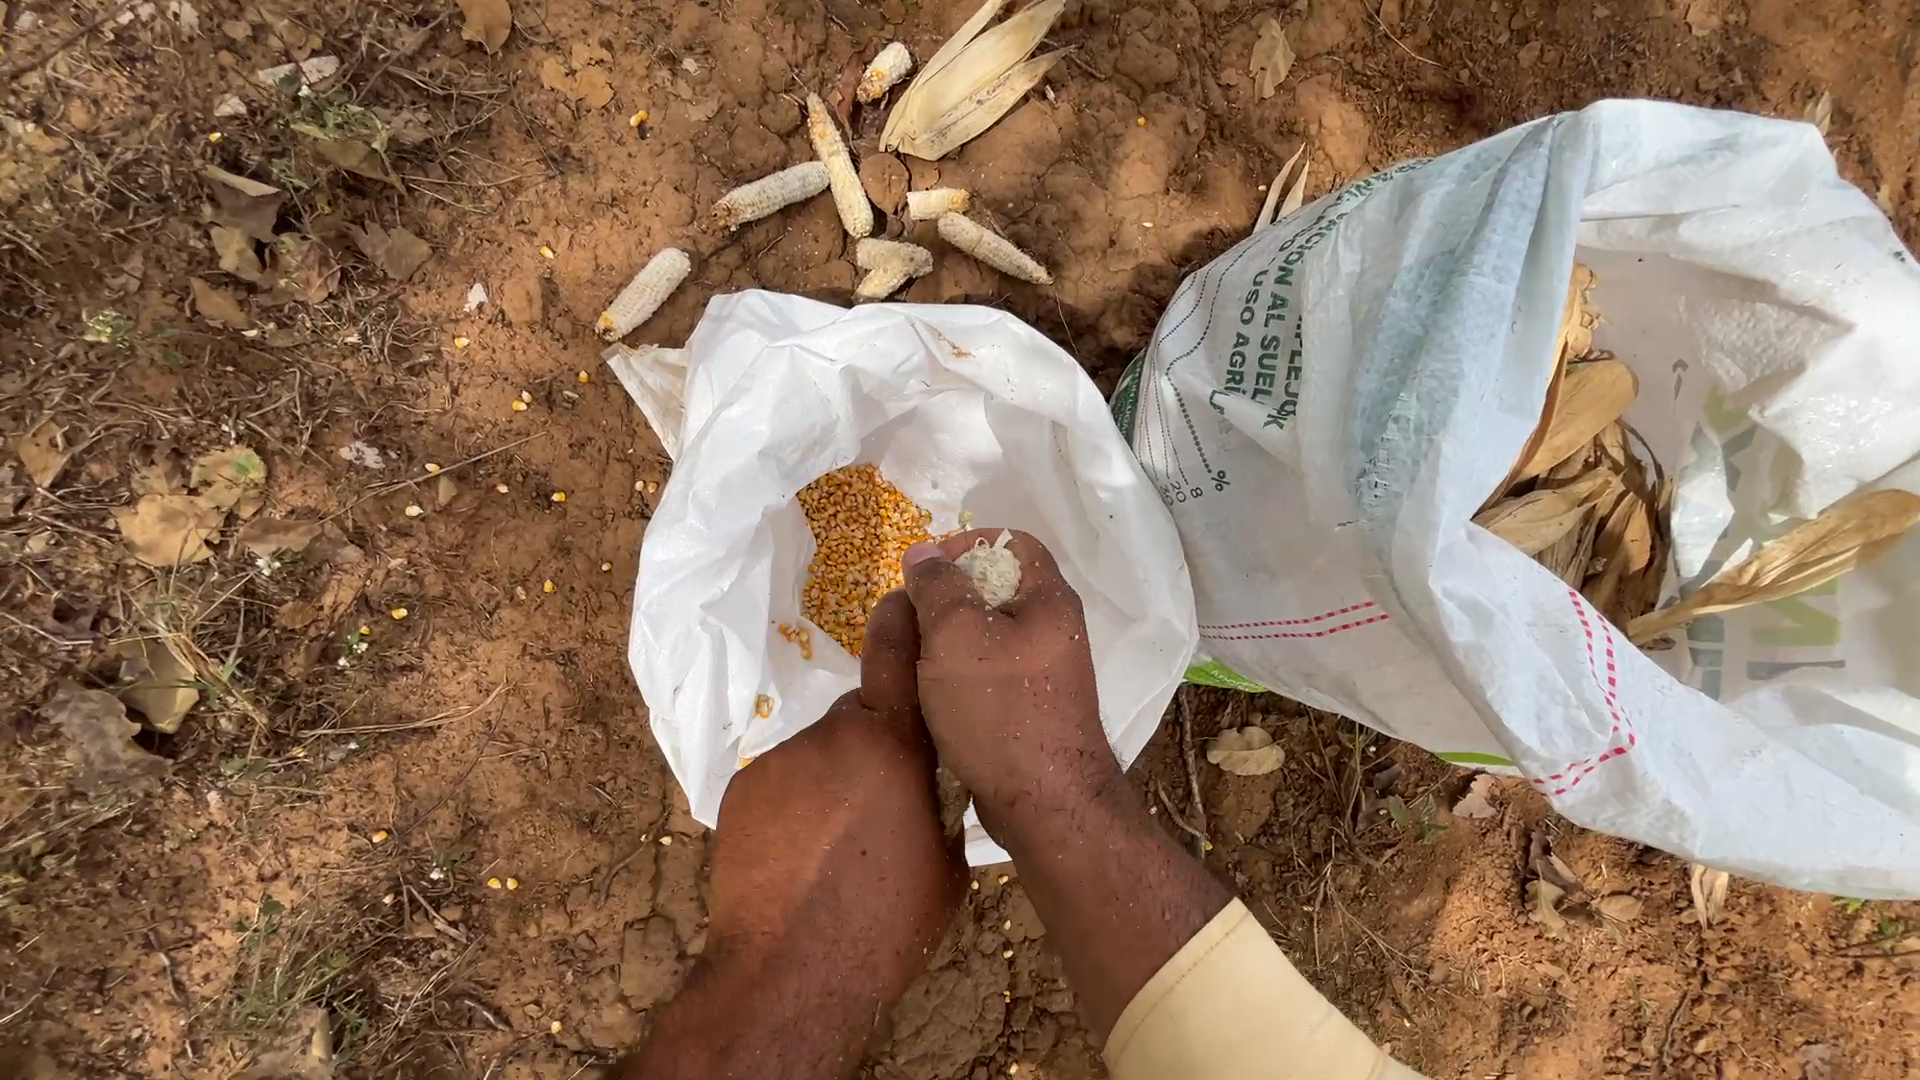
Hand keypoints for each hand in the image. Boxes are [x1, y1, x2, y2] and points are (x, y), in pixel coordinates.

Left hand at [708, 589, 964, 983]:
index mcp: (892, 743)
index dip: (902, 619)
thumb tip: (938, 778)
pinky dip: (800, 799)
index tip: (906, 597)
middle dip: (875, 740)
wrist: (789, 971)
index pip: (896, 653)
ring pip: (822, 749)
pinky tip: (802, 849)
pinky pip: (786, 777)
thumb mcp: (946, 859)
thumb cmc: (887, 919)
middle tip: (882, 796)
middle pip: (860, 713)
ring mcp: (782, 758)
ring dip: (836, 776)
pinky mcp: (744, 786)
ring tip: (839, 837)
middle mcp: (833, 735)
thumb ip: (943, 798)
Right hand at [900, 530, 1119, 839]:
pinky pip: (990, 672)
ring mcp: (1046, 671)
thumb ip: (938, 587)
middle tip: (911, 618)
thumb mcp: (956, 636)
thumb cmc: (1001, 710)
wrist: (1046, 803)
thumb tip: (924, 552)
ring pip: (988, 634)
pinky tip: (932, 692)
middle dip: (948, 597)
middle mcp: (1055, 628)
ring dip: (949, 639)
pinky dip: (960, 673)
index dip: (967, 544)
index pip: (1014, 543)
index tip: (925, 570)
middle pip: (997, 588)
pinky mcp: (1032, 707)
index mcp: (1049, 599)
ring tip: (913, 657)